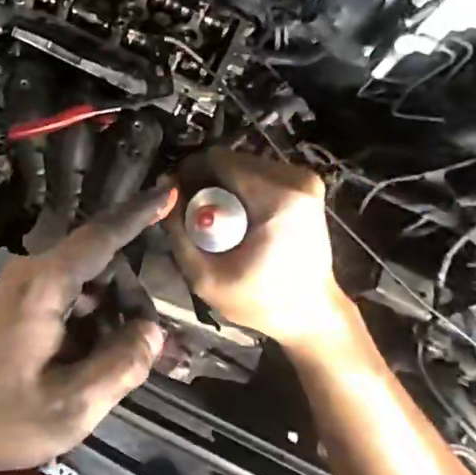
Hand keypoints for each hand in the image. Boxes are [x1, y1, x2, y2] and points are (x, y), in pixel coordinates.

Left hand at [0, 184, 177, 474]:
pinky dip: (91, 324)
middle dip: (130, 301)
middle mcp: (31, 275)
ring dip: (111, 317)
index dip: (137, 215)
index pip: (99, 238)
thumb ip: (121, 364)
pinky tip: (95, 364)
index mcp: (43, 286)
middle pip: (100, 265)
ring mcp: (22, 289)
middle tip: (146, 353)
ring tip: (119, 367)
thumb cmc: (2, 419)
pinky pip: (68, 300)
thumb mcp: (73, 404)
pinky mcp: (19, 306)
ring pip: (87, 285)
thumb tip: (153, 331)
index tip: (169, 192)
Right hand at [165, 150, 363, 357]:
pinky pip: (254, 173)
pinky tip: (233, 218)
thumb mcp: (204, 276)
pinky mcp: (304, 185)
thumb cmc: (260, 301)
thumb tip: (163, 188)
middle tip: (192, 215)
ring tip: (213, 220)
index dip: (188, 175)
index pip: (217, 160)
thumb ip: (178, 230)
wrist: (312, 314)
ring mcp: (305, 180)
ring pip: (240, 164)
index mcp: (278, 198)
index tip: (176, 200)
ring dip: (218, 187)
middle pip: (228, 160)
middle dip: (203, 182)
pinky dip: (236, 190)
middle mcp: (296, 180)